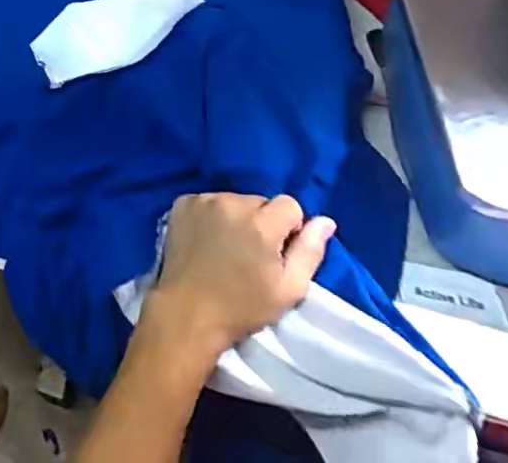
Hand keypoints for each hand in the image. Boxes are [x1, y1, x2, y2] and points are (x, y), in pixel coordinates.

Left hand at [139, 194, 333, 361]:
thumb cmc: (244, 304)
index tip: (278, 251)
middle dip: (263, 222)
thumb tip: (325, 221)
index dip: (290, 228)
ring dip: (237, 217)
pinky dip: (212, 215)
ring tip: (228, 247)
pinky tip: (207, 238)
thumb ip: (310, 251)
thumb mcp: (290, 287)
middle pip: (260, 201)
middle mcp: (229, 202)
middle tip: (252, 252)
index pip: (290, 205)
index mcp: (260, 223)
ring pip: (234, 200)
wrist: (189, 308)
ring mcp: (202, 200)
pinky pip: (208, 201)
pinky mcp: (181, 203)